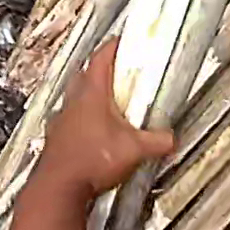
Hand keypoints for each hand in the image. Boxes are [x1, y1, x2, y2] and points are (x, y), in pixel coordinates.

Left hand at [29, 38, 174, 205]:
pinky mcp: (57, 138)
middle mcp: (73, 101)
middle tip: (120, 73)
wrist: (58, 187)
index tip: (124, 41)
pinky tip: (97, 132)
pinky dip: (85, 119)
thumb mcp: (135, 150)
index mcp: (92, 94)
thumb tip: (172, 139)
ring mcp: (62, 119)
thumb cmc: (93, 160)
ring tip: (112, 104)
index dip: (114, 47)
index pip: (101, 59)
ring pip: (77, 98)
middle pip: (86, 75)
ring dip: (92, 96)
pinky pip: (73, 119)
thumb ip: (157, 142)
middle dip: (103, 71)